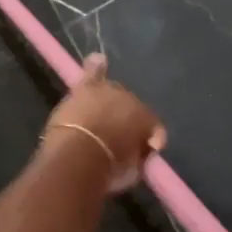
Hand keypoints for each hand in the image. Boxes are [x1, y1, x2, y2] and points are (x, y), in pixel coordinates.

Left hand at [42, 55, 164, 191]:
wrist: (82, 154)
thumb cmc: (110, 168)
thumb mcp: (132, 171)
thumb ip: (137, 158)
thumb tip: (138, 153)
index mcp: (148, 122)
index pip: (149, 126)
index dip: (142, 138)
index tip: (135, 151)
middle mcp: (133, 102)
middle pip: (129, 107)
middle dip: (123, 119)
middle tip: (111, 136)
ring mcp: (109, 92)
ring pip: (111, 90)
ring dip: (109, 98)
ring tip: (104, 107)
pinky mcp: (86, 88)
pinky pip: (94, 72)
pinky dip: (95, 67)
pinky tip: (97, 60)